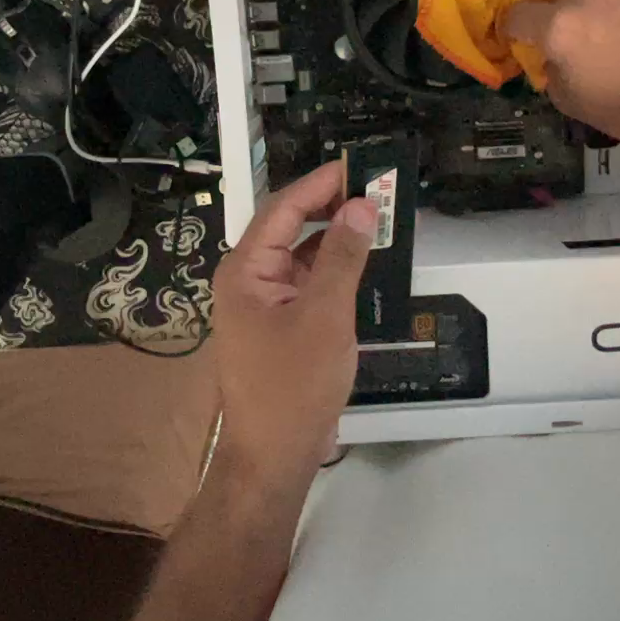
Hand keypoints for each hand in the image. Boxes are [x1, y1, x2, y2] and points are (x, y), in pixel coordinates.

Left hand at [210, 161, 376, 486]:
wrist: (274, 455)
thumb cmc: (293, 385)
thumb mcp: (325, 315)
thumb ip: (343, 257)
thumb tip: (362, 206)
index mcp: (245, 269)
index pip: (283, 208)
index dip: (320, 183)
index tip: (357, 165)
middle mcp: (248, 279)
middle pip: (288, 227)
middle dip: (329, 206)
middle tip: (372, 189)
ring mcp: (263, 303)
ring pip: (299, 255)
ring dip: (333, 237)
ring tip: (374, 218)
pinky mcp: (280, 324)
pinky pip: (305, 282)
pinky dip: (331, 268)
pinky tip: (360, 262)